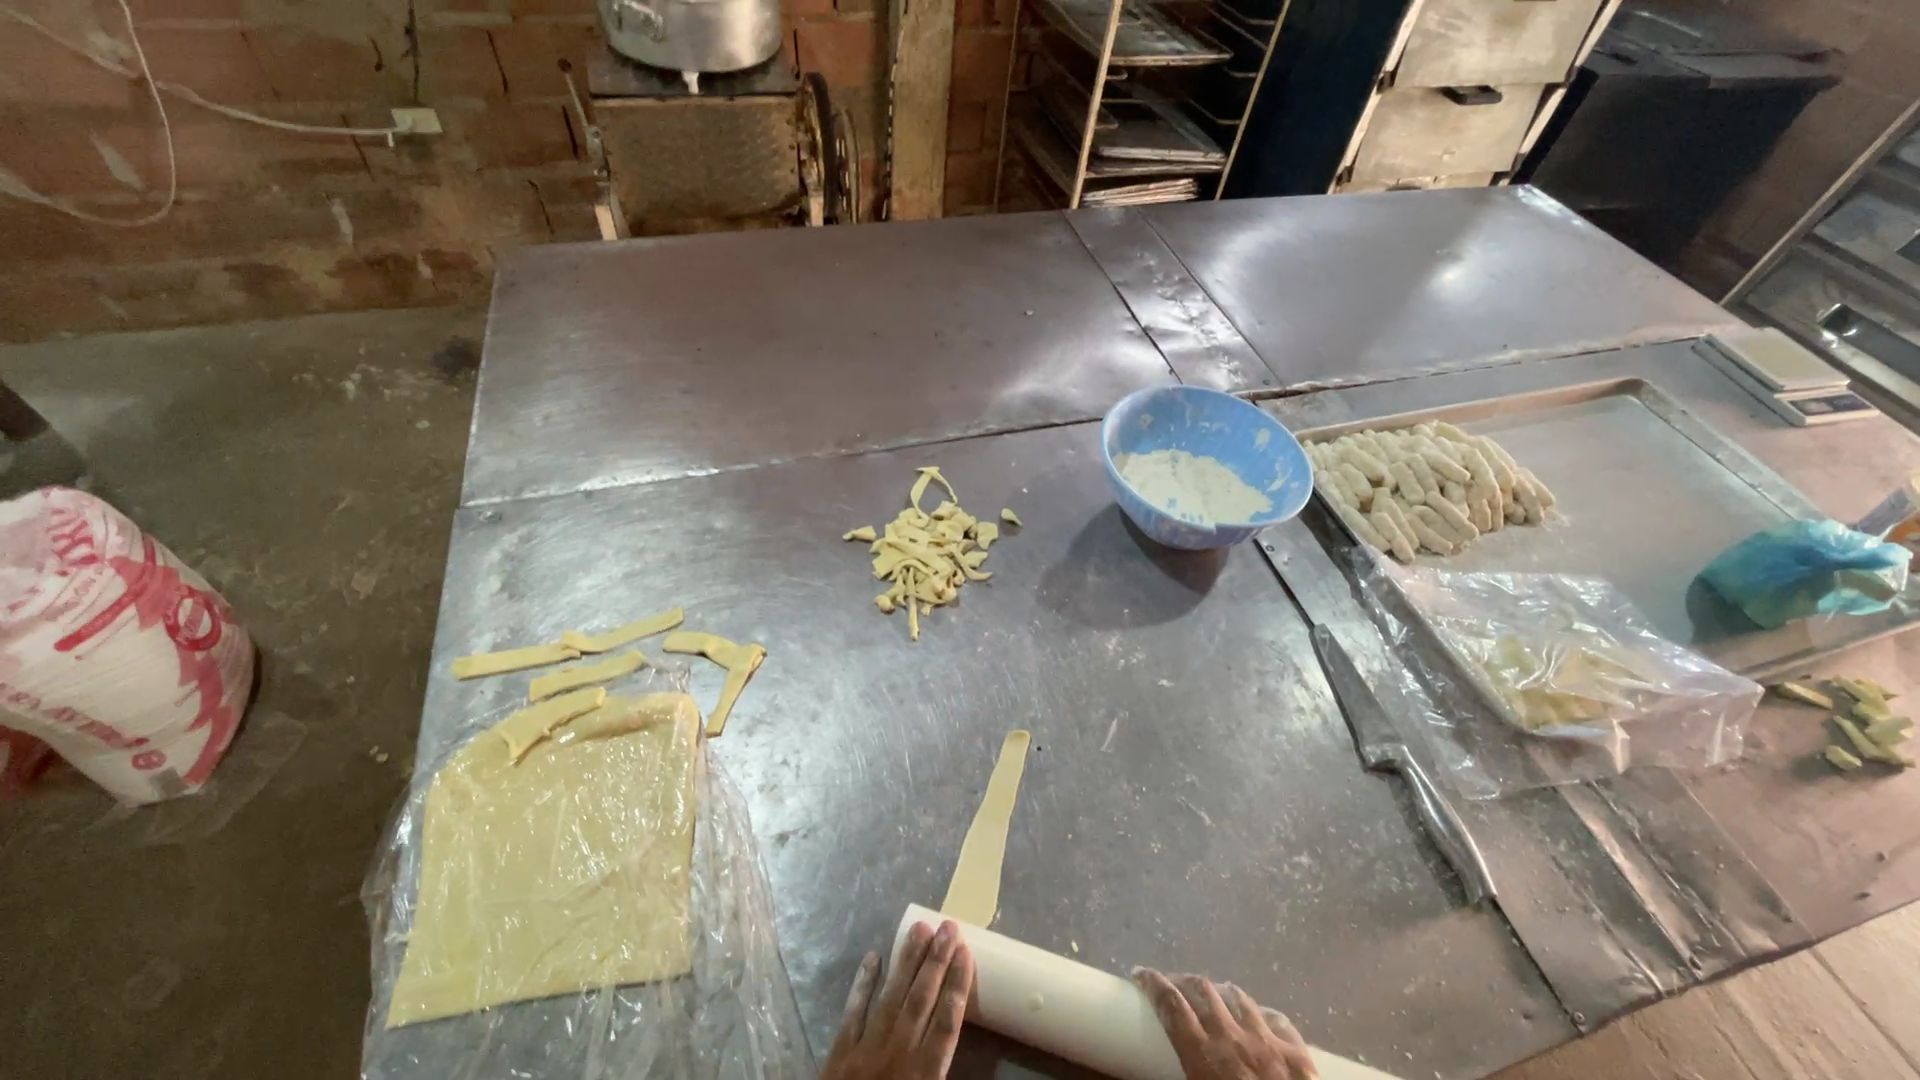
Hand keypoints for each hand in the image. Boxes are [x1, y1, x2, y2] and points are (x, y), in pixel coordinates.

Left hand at [822, 920, 976, 1079]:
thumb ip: (942, 1072)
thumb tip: (959, 1036)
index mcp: (925, 1075)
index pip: (947, 1022)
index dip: (958, 985)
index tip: (967, 952)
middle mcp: (898, 1055)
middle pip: (922, 1000)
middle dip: (937, 961)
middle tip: (949, 926)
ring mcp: (866, 1050)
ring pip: (891, 996)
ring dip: (907, 961)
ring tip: (921, 928)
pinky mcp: (839, 1052)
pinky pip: (854, 1010)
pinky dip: (863, 983)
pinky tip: (874, 956)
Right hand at [1134, 969, 1317, 1079]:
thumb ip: (1184, 1074)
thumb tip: (1143, 1078)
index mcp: (1202, 1055)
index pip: (1170, 1004)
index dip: (1151, 982)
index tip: (1138, 973)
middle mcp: (1231, 1036)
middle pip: (1201, 989)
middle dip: (1182, 980)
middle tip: (1173, 985)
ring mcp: (1267, 1040)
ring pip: (1237, 996)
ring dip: (1220, 992)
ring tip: (1213, 995)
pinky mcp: (1297, 1052)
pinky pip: (1276, 1018)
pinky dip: (1261, 1013)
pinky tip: (1259, 1016)